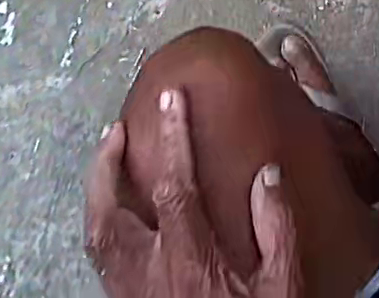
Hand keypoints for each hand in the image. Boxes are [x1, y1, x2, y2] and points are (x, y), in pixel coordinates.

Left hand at [84, 89, 300, 297]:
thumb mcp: (282, 284)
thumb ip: (276, 226)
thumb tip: (267, 174)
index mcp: (190, 262)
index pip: (176, 186)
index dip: (174, 137)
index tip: (174, 99)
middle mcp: (148, 278)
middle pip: (109, 216)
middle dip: (107, 167)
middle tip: (115, 129)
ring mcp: (131, 296)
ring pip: (96, 240)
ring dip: (97, 193)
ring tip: (106, 159)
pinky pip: (103, 259)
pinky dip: (104, 222)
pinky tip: (117, 210)